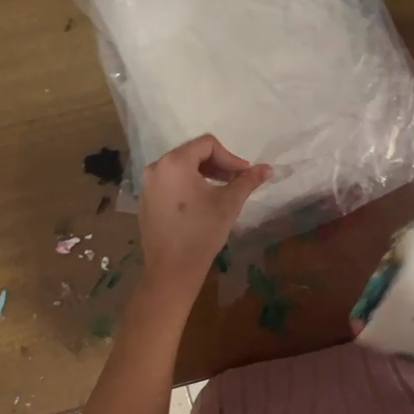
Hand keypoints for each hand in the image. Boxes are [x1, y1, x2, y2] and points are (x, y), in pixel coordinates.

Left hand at [138, 135, 270, 295]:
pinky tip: (199, 204)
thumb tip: (268, 168)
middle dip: (217, 165)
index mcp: (175, 162)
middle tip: (234, 182)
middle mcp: (156, 168)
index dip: (230, 157)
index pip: (207, 144)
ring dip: (203, 175)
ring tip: (220, 192)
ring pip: (180, 168)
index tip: (243, 175)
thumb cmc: (202, 232)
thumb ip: (248, 181)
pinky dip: (187, 186)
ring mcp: (148, 185)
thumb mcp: (229, 203)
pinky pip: (169, 182)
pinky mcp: (145, 200)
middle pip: (192, 154)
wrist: (172, 269)